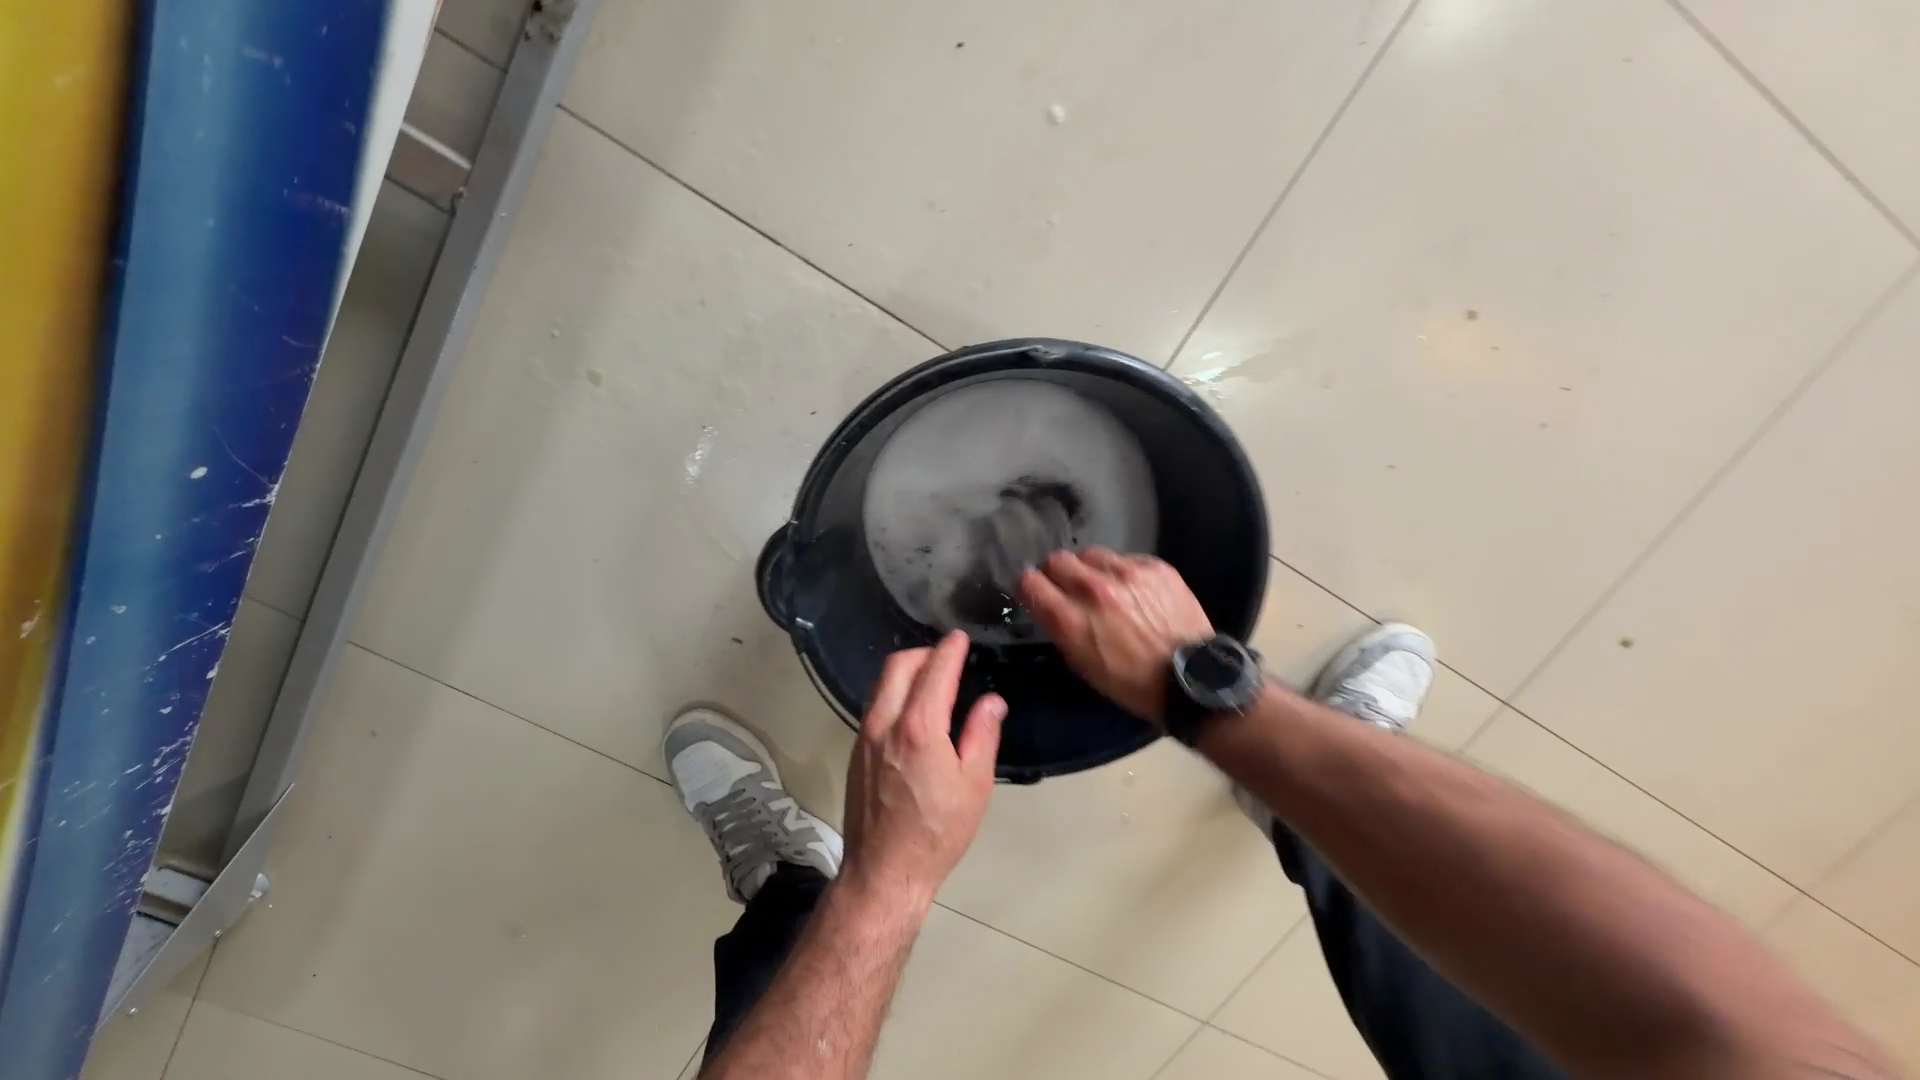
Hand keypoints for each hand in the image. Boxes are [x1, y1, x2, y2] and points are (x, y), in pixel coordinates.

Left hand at [841, 630, 1004, 907]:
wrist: (884, 871)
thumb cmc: (938, 832)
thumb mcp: (974, 785)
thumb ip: (982, 735)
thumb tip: (992, 701)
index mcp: (918, 727)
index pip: (935, 671)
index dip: (950, 649)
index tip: (961, 637)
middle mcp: (885, 722)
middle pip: (898, 665)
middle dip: (924, 652)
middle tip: (947, 655)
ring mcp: (864, 736)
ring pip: (881, 683)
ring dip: (906, 670)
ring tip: (931, 677)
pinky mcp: (856, 751)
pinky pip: (874, 704)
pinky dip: (894, 692)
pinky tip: (912, 708)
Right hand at [1018, 548, 1212, 723]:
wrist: (1192, 679)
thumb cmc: (1131, 683)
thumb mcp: (1082, 665)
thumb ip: (1060, 629)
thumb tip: (1049, 606)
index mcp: (1072, 620)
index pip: (1029, 582)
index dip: (1028, 587)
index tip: (1035, 593)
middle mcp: (1094, 590)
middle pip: (1056, 560)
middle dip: (1056, 574)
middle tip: (1067, 588)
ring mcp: (1127, 574)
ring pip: (1089, 554)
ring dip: (1088, 569)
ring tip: (1102, 586)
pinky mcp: (1155, 567)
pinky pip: (1124, 558)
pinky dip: (1122, 572)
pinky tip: (1132, 590)